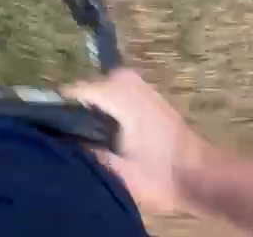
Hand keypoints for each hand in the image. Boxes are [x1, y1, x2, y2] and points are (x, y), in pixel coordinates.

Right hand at [65, 68, 214, 215]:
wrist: (203, 175)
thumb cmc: (161, 174)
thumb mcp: (119, 171)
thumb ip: (87, 153)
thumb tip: (59, 141)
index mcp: (116, 92)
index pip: (73, 91)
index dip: (59, 110)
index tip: (49, 129)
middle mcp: (123, 78)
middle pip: (85, 89)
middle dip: (76, 111)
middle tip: (72, 139)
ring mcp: (135, 81)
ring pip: (98, 90)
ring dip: (91, 110)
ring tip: (89, 138)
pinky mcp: (143, 91)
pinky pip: (112, 92)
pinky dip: (106, 108)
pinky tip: (108, 133)